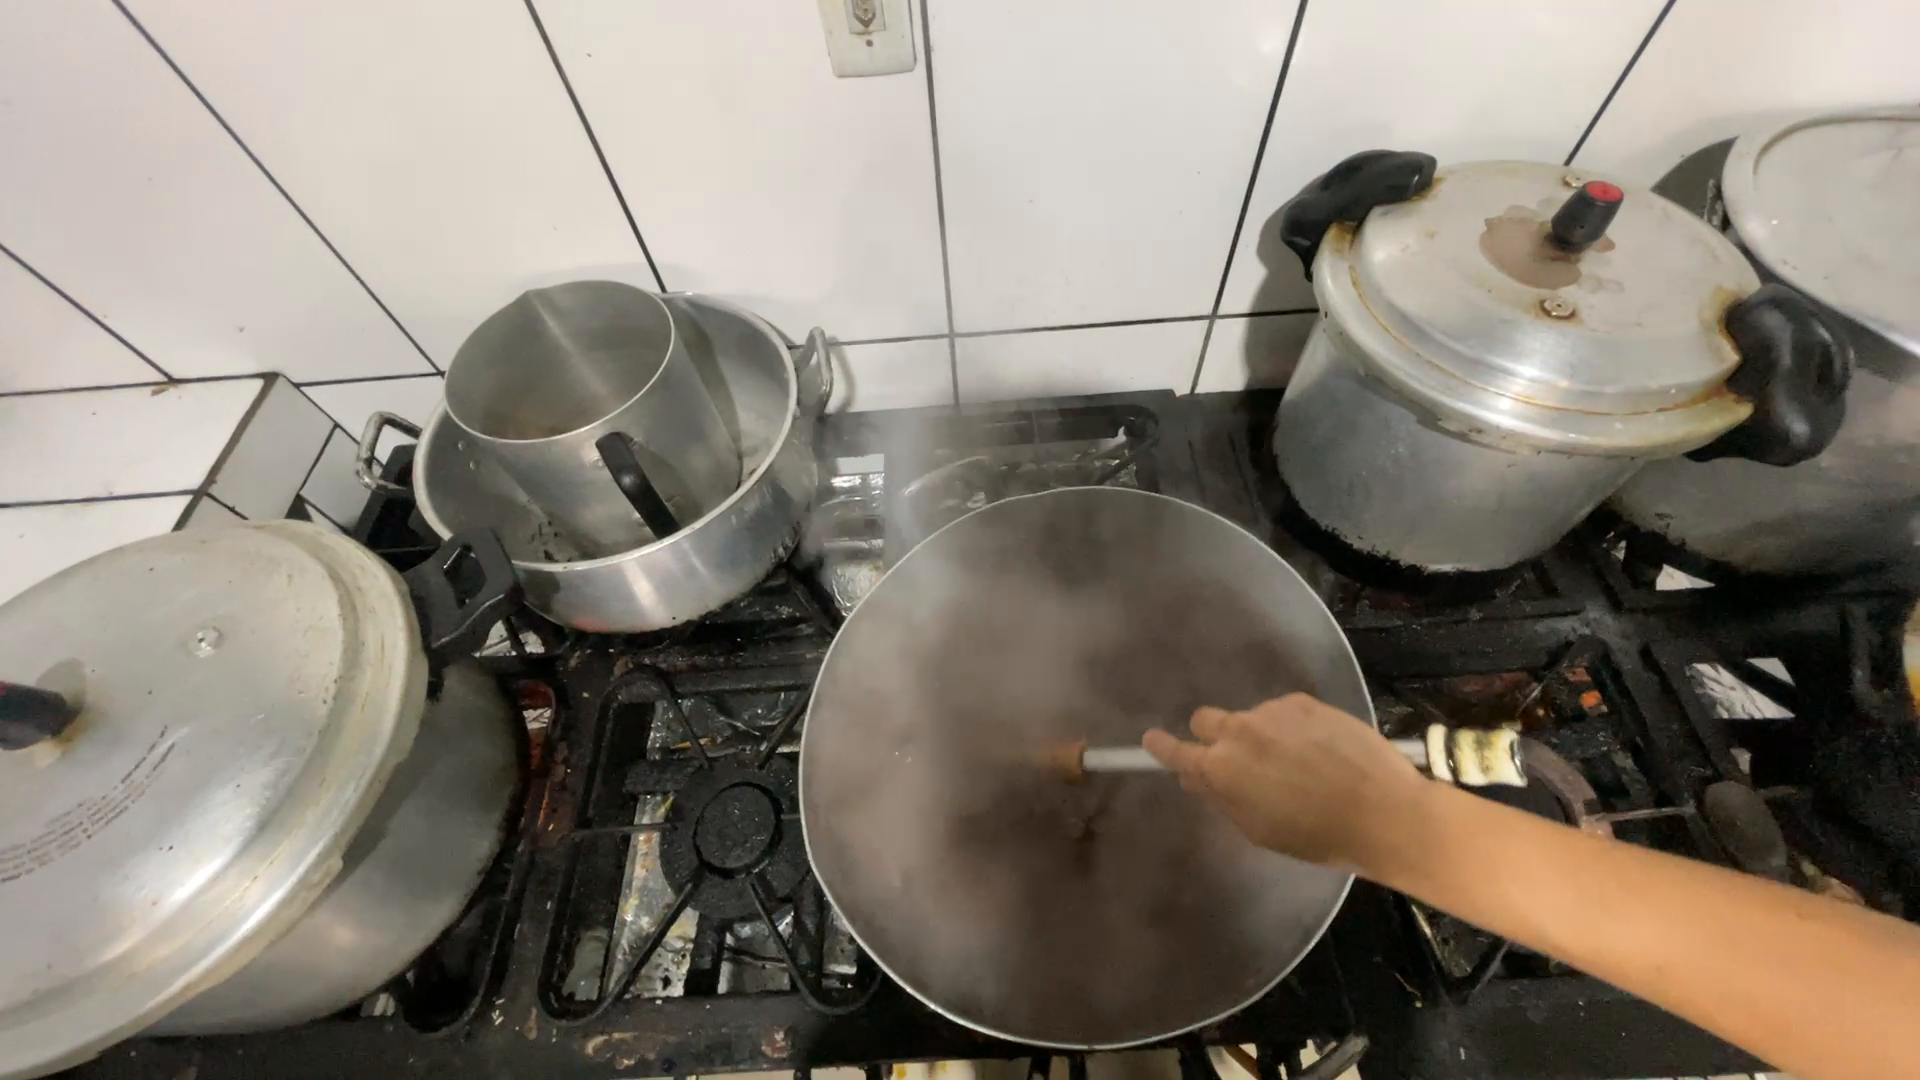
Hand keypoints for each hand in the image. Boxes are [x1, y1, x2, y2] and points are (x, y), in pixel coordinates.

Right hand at [1143, 693, 1429, 869]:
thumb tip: (1196, 778)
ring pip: (1248, 718)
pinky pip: (1282, 712)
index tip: (1150, 740)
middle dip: (1212, 736)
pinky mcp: (1302, 701)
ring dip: (1258, 735)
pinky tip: (1318, 749)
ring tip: (1296, 762)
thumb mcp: (1259, 830)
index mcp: (1222, 770)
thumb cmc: (1317, 836)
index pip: (1175, 751)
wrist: (1385, 813)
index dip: (1160, 746)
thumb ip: (1221, 798)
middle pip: (1204, 720)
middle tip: (1237, 758)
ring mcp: (1270, 713)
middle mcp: (1238, 733)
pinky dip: (1289, 728)